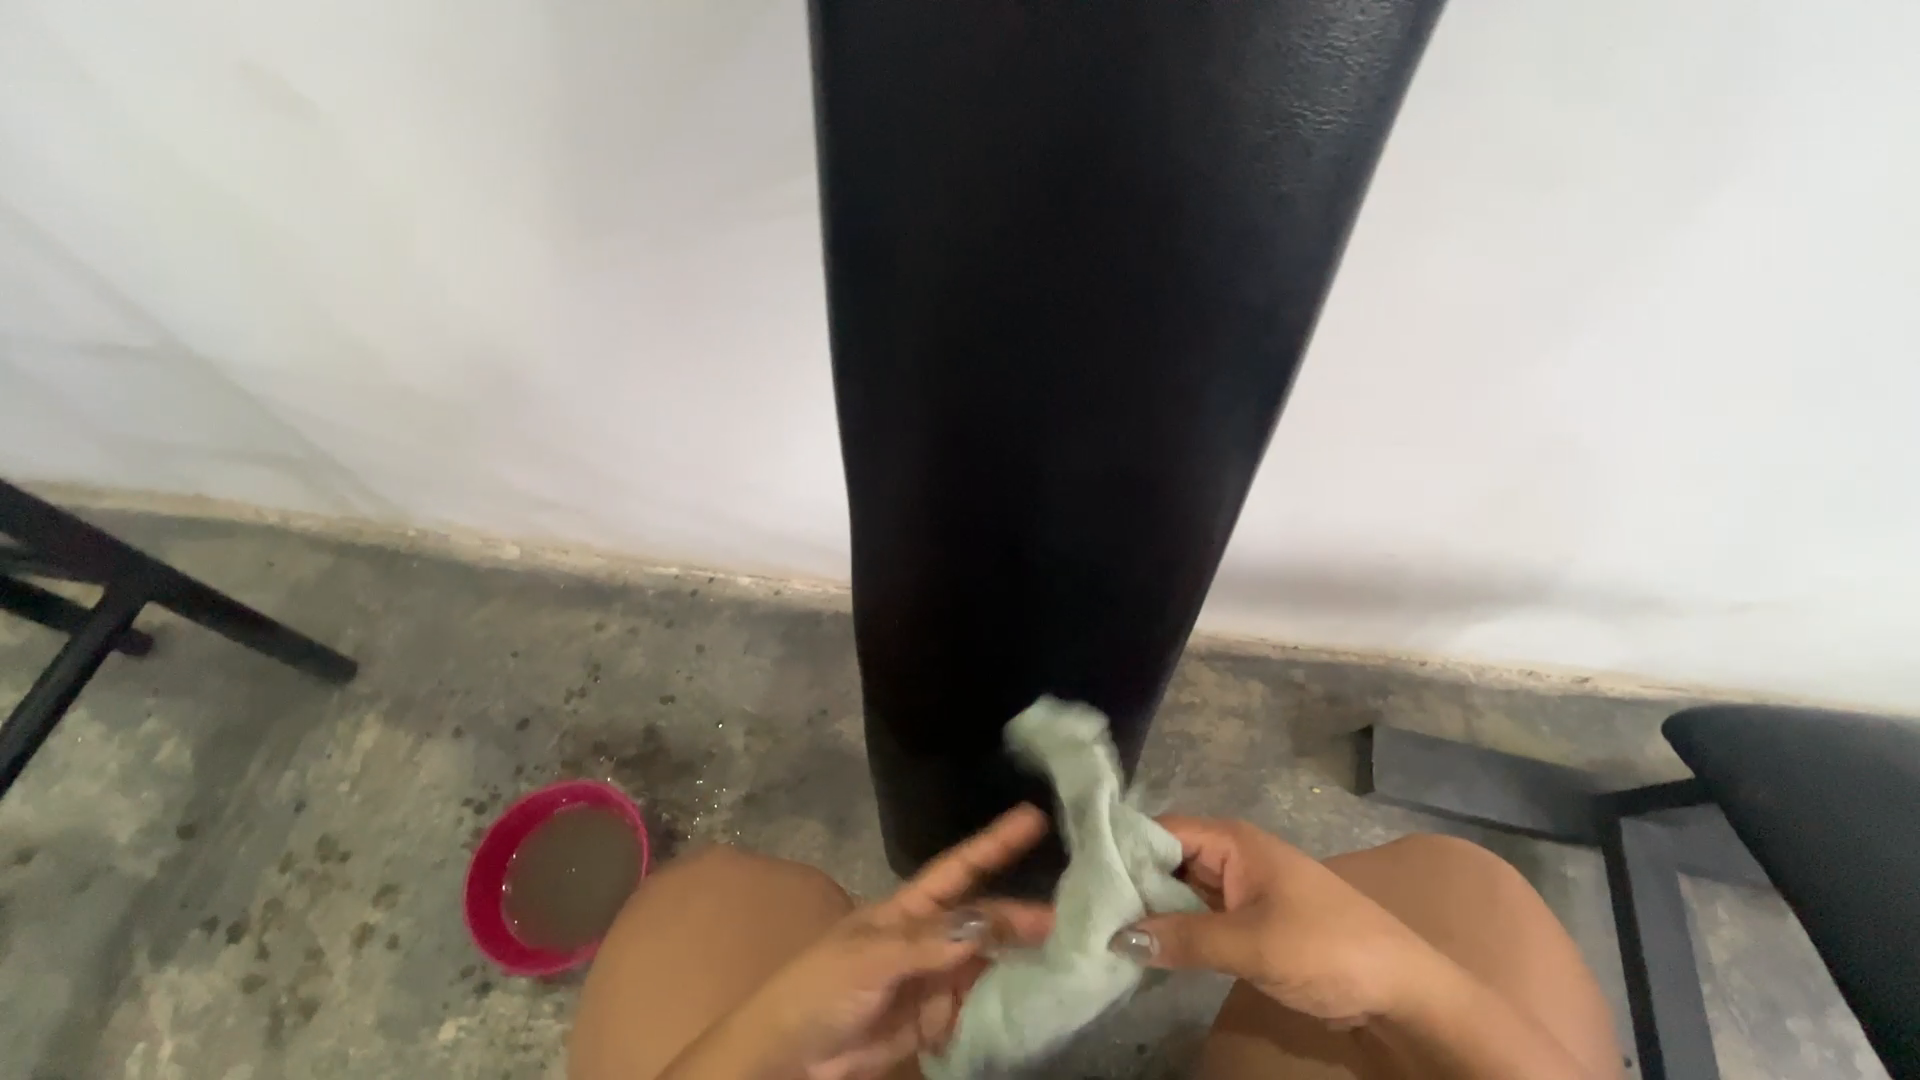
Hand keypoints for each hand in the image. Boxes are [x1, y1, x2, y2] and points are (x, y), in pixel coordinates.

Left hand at [702, 804, 1053, 1079]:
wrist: (791, 1056)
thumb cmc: (819, 987)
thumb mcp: (868, 957)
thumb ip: (925, 943)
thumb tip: (984, 926)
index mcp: (910, 907)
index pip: (960, 868)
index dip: (995, 842)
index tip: (1035, 816)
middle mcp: (932, 936)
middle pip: (986, 919)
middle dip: (1025, 914)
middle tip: (1077, 914)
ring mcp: (938, 978)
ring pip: (991, 961)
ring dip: (1026, 959)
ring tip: (1072, 955)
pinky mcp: (940, 1020)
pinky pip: (983, 1005)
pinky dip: (1011, 1004)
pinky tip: (1041, 1001)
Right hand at [1110, 816, 1442, 1028]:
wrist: (1403, 991)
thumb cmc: (1329, 947)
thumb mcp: (1253, 944)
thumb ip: (1183, 937)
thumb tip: (1116, 935)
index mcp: (1231, 841)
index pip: (1160, 831)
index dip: (1121, 849)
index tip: (1079, 876)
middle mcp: (1229, 857)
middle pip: (1164, 860)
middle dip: (1128, 883)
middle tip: (1080, 910)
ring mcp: (1237, 890)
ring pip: (1177, 891)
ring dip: (1147, 911)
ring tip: (1097, 928)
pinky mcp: (1244, 922)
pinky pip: (1195, 918)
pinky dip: (1170, 931)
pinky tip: (1139, 949)